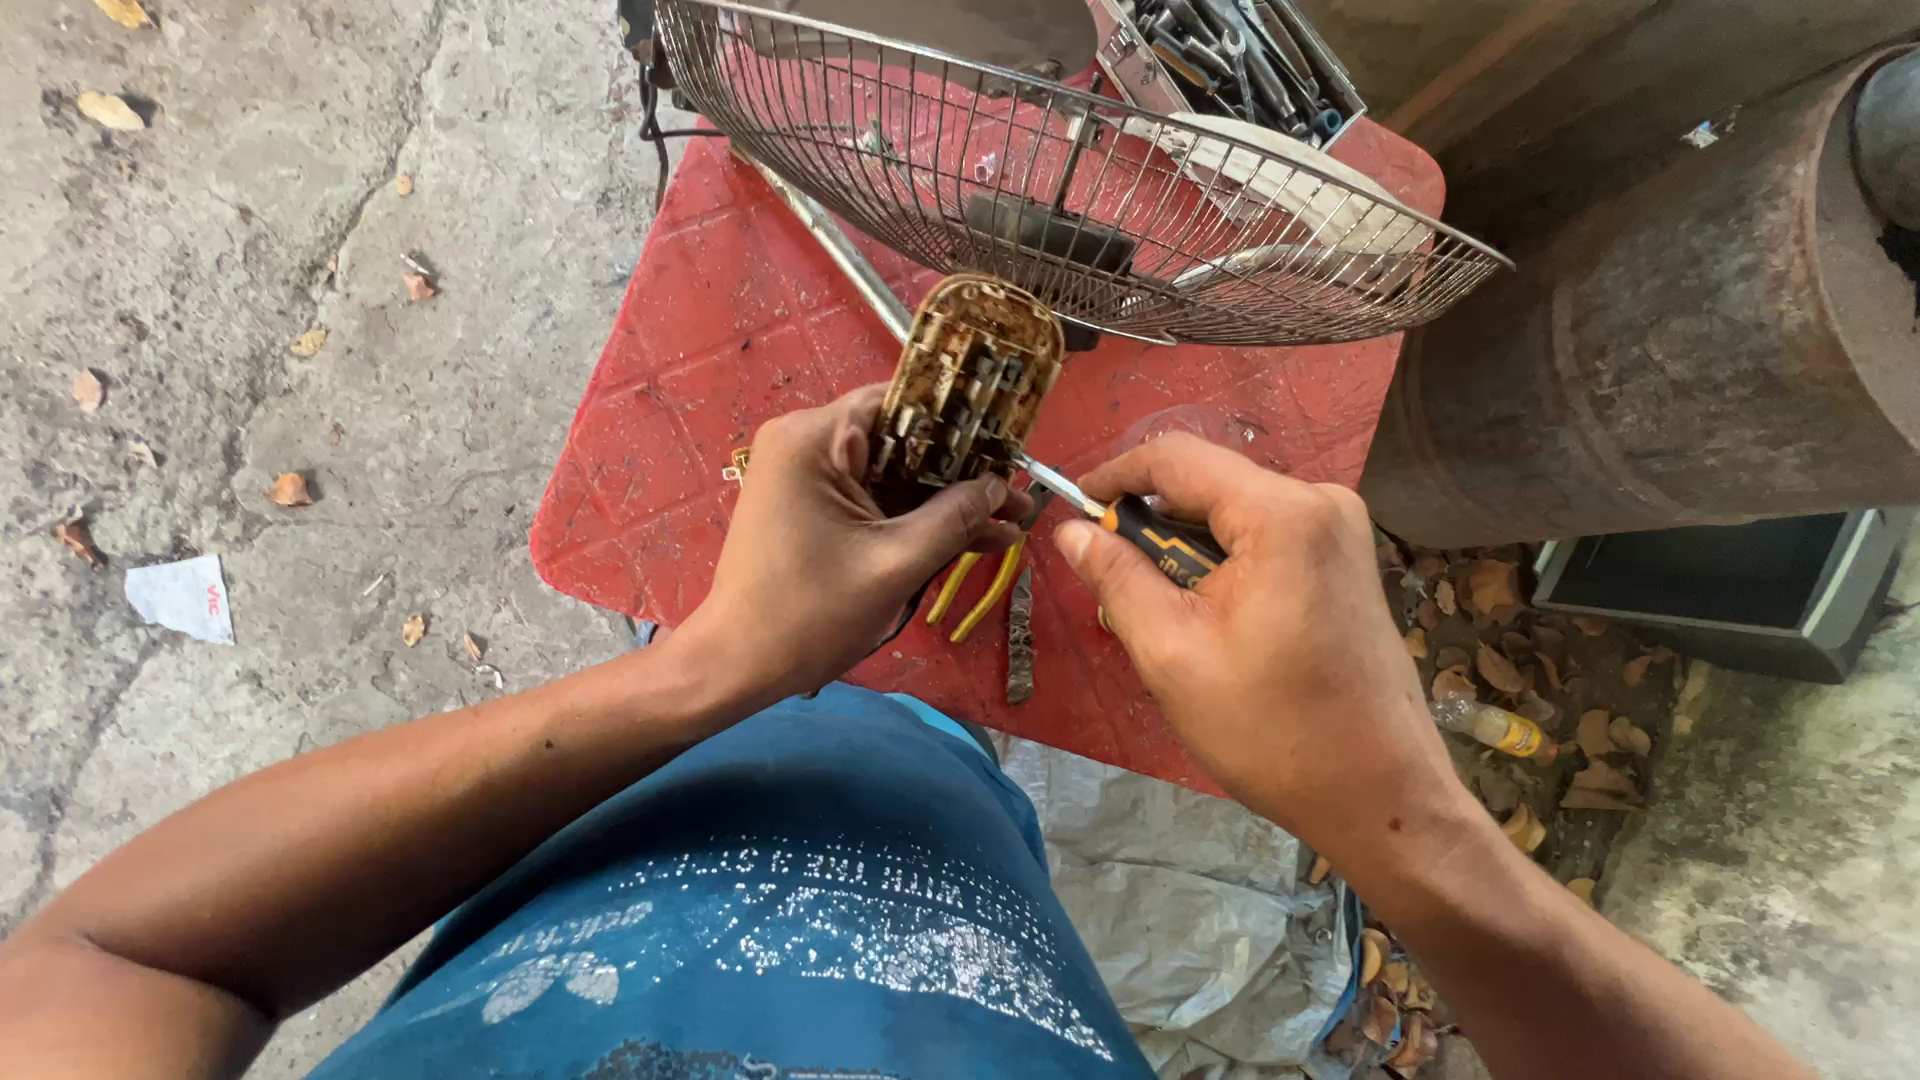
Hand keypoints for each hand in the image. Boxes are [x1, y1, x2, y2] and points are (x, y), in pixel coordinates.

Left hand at [671, 384, 1031, 713]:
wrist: (738, 666)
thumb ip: (953, 518)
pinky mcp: (816, 508)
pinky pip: (877, 501)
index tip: (1009, 448)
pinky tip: (972, 540)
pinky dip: (917, 520)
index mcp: (815, 439)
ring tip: (1010, 526)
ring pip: (896, 475)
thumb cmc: (808, 616)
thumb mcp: (894, 564)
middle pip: (904, 440)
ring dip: (946, 502)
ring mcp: (810, 477)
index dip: (962, 422)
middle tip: (1018, 496)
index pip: (903, 402)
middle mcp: (808, 443)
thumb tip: (1001, 487)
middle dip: (962, 473)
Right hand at [1048, 434, 1470, 858]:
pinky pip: (1259, 536)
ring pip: (1228, 511)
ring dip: (1180, 548)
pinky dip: (1216, 562)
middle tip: (1110, 582)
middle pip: (1205, 483)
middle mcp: (1319, 501)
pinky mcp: (1342, 558)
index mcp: (1281, 514)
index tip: (1071, 508)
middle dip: (1148, 523)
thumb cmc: (1270, 729)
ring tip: (1154, 609)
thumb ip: (1116, 577)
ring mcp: (1339, 529)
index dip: (1114, 474)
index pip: (1175, 458)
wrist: (1380, 795)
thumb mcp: (1170, 652)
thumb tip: (1071, 530)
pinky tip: (1202, 613)